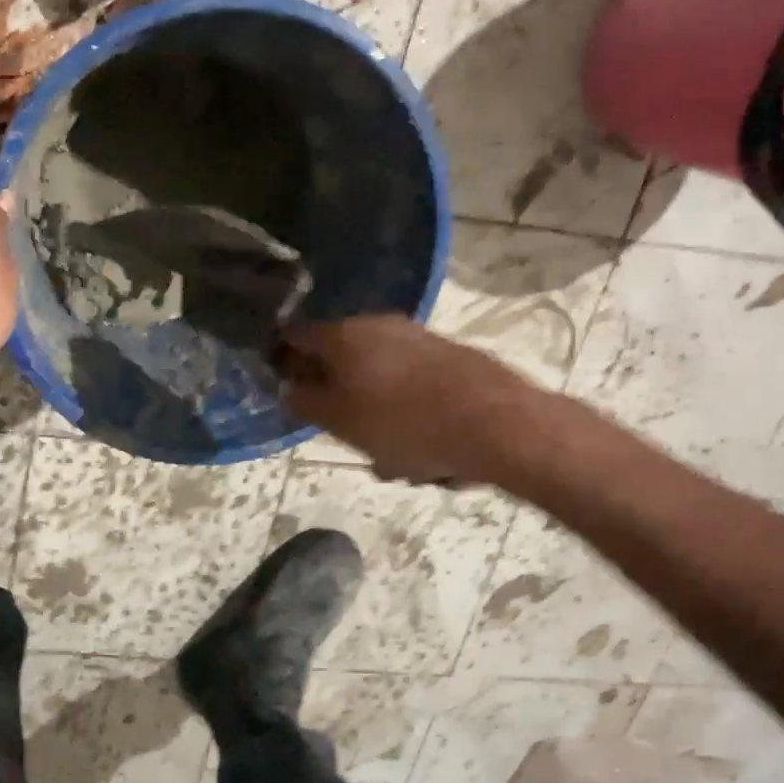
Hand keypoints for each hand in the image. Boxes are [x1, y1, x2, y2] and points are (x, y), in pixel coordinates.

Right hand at [279, 316, 542, 485]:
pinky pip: (415, 387)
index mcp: (342, 334)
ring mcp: (419, 339)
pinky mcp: (452, 358)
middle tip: (340, 430)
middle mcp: (378, 325)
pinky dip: (410, 412)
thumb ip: (304, 402)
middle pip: (340, 357)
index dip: (282, 360)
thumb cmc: (405, 423)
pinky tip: (427, 451)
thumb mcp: (339, 422)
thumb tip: (288, 388)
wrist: (501, 426)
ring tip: (393, 457)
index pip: (294, 336)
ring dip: (376, 408)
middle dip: (335, 392)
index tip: (284, 389)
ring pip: (380, 376)